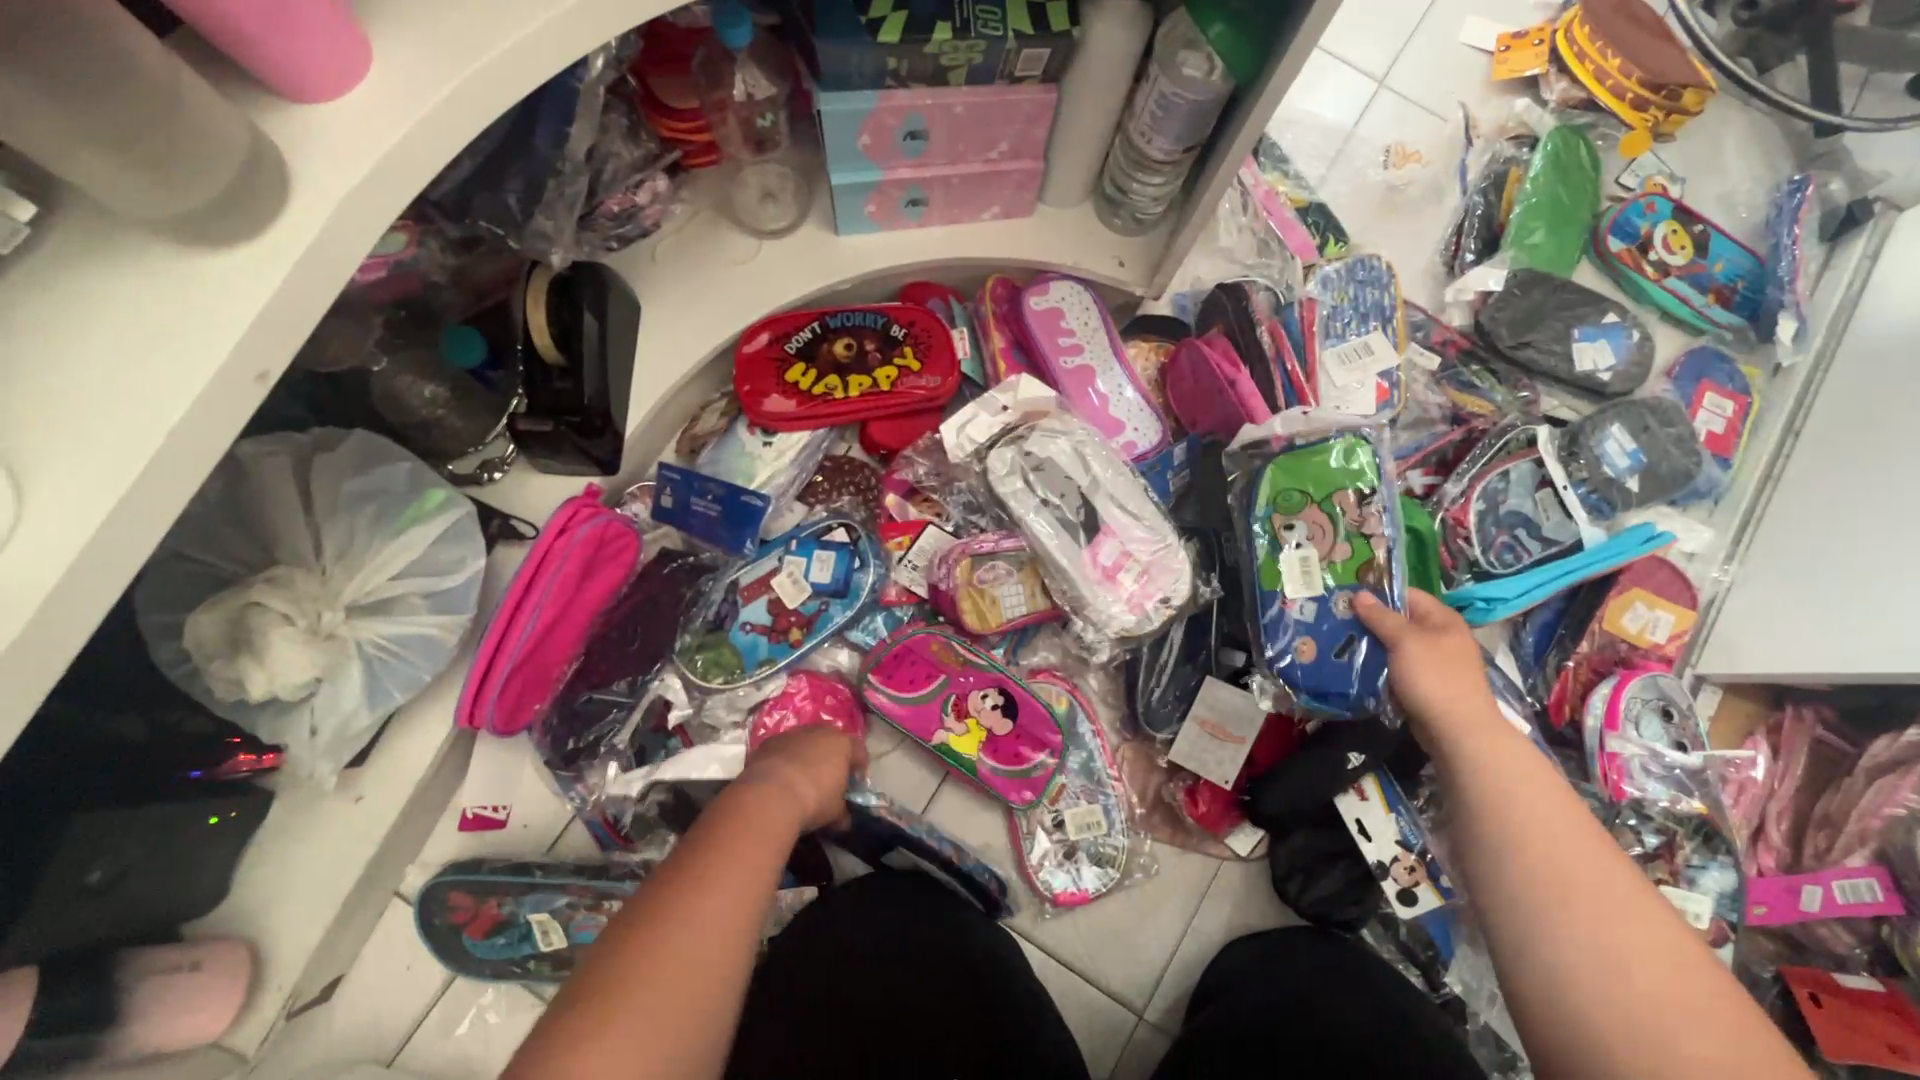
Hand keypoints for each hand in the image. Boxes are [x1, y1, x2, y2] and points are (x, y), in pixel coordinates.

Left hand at [736, 725, 867, 832]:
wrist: (769, 795)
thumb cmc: (813, 800)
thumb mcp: (835, 812)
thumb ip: (842, 812)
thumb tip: (843, 820)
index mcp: (842, 744)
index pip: (859, 751)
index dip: (859, 768)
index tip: (855, 785)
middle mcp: (818, 732)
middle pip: (830, 742)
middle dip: (831, 759)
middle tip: (829, 780)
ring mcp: (791, 734)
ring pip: (805, 743)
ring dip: (806, 757)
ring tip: (801, 780)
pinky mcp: (768, 742)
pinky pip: (783, 750)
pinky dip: (785, 761)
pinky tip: (781, 781)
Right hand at [1354, 590, 1502, 747]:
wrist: (1457, 731)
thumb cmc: (1433, 678)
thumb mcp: (1404, 641)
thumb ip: (1381, 617)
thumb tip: (1359, 594)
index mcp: (1442, 619)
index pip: (1407, 595)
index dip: (1378, 595)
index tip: (1347, 600)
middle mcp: (1439, 637)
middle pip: (1399, 621)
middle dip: (1370, 623)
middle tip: (1338, 624)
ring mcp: (1433, 662)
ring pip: (1394, 647)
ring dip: (1371, 648)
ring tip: (1341, 646)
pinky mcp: (1424, 685)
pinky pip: (1396, 669)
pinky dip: (1379, 669)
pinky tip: (1357, 670)